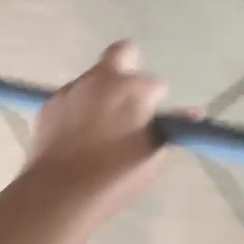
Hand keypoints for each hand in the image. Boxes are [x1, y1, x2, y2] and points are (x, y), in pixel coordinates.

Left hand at [22, 42, 186, 233]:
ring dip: (102, 92)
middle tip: (129, 96)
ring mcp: (73, 88)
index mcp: (134, 89)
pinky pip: (71, 97)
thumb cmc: (116, 176)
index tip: (151, 120)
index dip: (155, 102)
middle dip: (130, 66)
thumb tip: (193, 113)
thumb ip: (171, 128)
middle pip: (123, 51)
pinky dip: (78, 108)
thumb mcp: (154, 156)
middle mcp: (103, 79)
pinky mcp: (50, 103)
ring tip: (99, 125)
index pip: (156, 84)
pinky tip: (76, 134)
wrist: (60, 193)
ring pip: (94, 77)